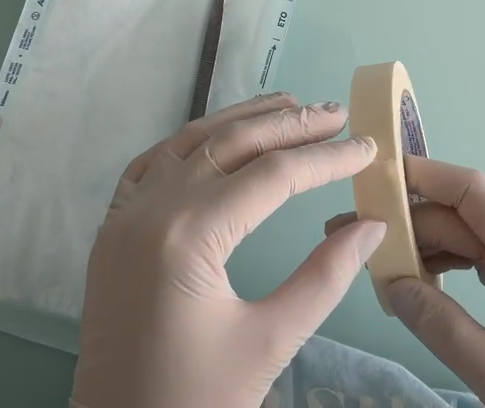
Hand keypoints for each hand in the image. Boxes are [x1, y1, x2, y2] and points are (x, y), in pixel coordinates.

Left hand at [71, 93, 388, 407]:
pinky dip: (192, 141)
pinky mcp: (112, 228)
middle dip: (290, 124)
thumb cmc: (194, 401)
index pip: (272, 175)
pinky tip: (218, 136)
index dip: (325, 158)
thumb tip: (372, 224)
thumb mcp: (268, 343)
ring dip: (242, 120)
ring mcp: (124, 213)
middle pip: (232, 142)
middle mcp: (151, 207)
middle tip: (337, 114)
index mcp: (189, 234)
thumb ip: (324, 277)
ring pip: (191, 141)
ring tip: (290, 106)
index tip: (367, 146)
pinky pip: (154, 163)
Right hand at [327, 156, 484, 407]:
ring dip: (420, 246)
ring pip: (465, 243)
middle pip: (462, 218)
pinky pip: (475, 271)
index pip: (474, 193)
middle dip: (408, 218)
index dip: (425, 174)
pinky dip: (439, 272)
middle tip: (349, 231)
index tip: (373, 174)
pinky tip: (409, 286)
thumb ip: (448, 333)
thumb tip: (392, 282)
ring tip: (370, 259)